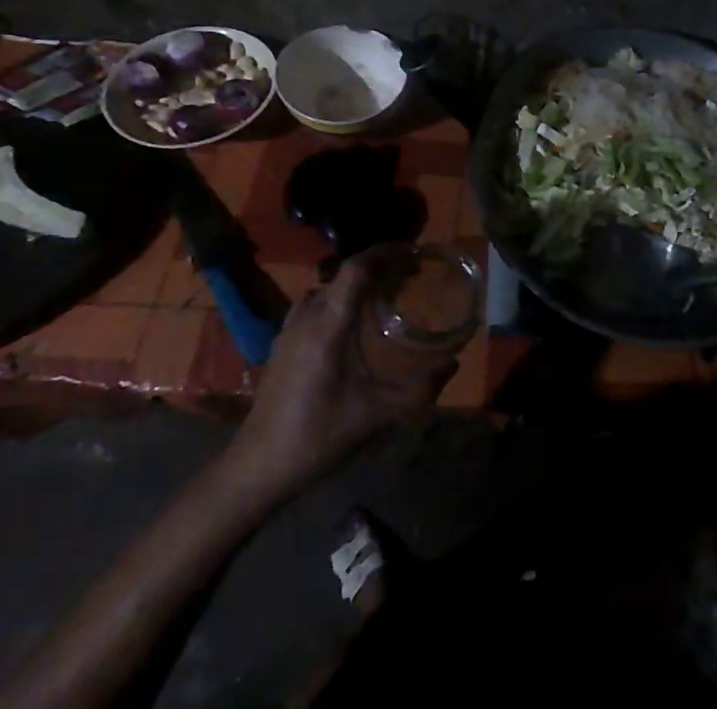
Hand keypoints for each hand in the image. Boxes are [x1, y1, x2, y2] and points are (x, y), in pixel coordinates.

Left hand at [230, 257, 457, 485]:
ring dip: (358, 283)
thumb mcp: (377, 413)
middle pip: (343, 274)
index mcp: (327, 327)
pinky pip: (316, 304)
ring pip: (327, 288)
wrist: (261, 463)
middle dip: (379, 267)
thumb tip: (455, 364)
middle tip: (412, 275)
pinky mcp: (284, 343)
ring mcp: (290, 329)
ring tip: (387, 294)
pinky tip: (356, 324)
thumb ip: (420, 388)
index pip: (355, 269)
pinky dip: (341, 299)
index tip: (415, 252)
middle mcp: (306, 318)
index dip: (385, 253)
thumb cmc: (319, 434)